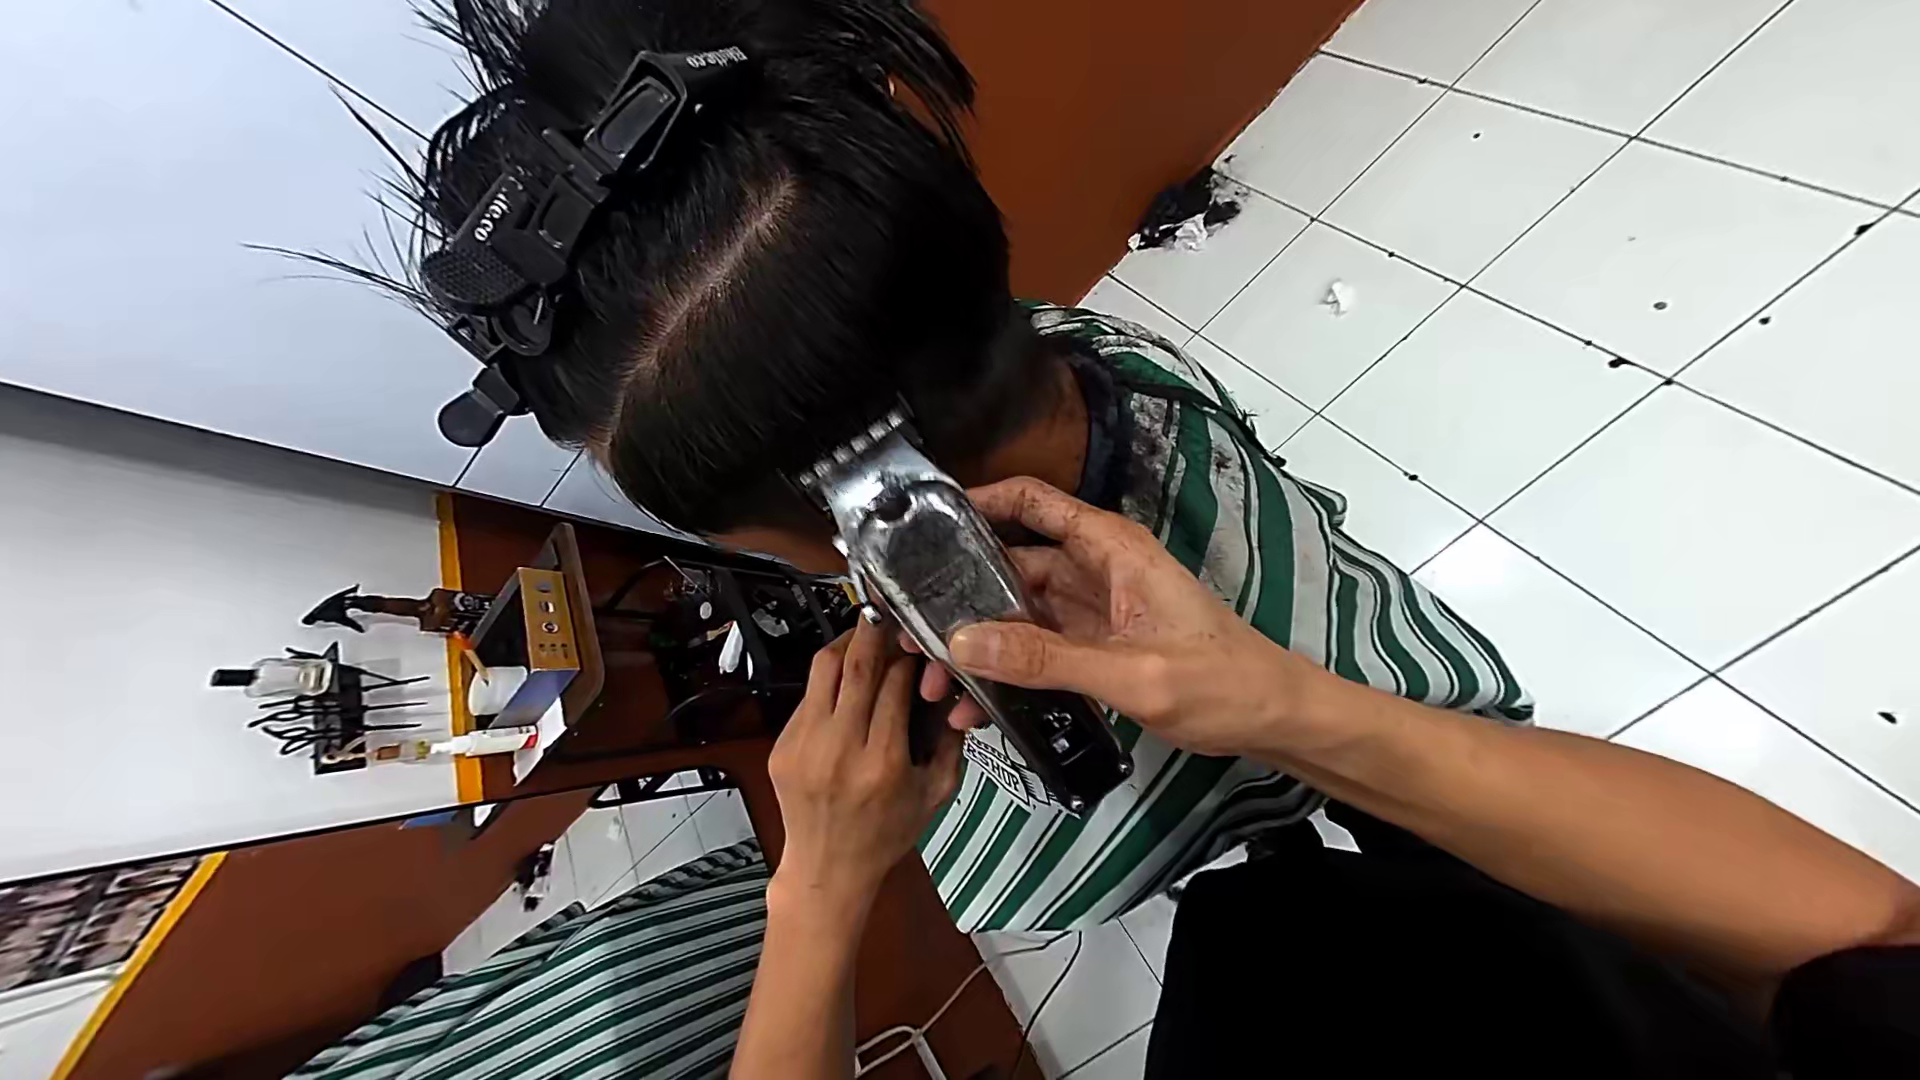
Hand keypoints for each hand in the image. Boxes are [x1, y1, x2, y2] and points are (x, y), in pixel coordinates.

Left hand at [768, 619, 963, 915]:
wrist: (827, 869)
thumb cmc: (887, 833)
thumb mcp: (936, 794)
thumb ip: (952, 743)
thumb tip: (952, 691)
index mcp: (883, 763)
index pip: (894, 684)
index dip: (907, 656)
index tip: (916, 643)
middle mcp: (840, 749)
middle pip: (855, 667)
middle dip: (872, 629)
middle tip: (884, 609)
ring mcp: (804, 745)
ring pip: (824, 670)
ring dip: (845, 643)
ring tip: (862, 635)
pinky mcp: (783, 746)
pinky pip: (809, 695)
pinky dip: (829, 678)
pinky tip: (845, 679)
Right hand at [941, 477, 1331, 758]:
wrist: (1271, 718)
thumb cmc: (1219, 682)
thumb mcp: (1132, 673)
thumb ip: (1047, 659)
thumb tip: (964, 643)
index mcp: (1108, 547)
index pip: (1032, 502)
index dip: (978, 500)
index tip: (925, 521)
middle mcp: (1091, 568)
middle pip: (1010, 561)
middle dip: (960, 593)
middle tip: (911, 628)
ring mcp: (1087, 607)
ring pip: (1014, 609)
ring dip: (976, 640)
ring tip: (934, 680)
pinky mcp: (1087, 642)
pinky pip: (1032, 647)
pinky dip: (1004, 669)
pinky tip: (975, 705)